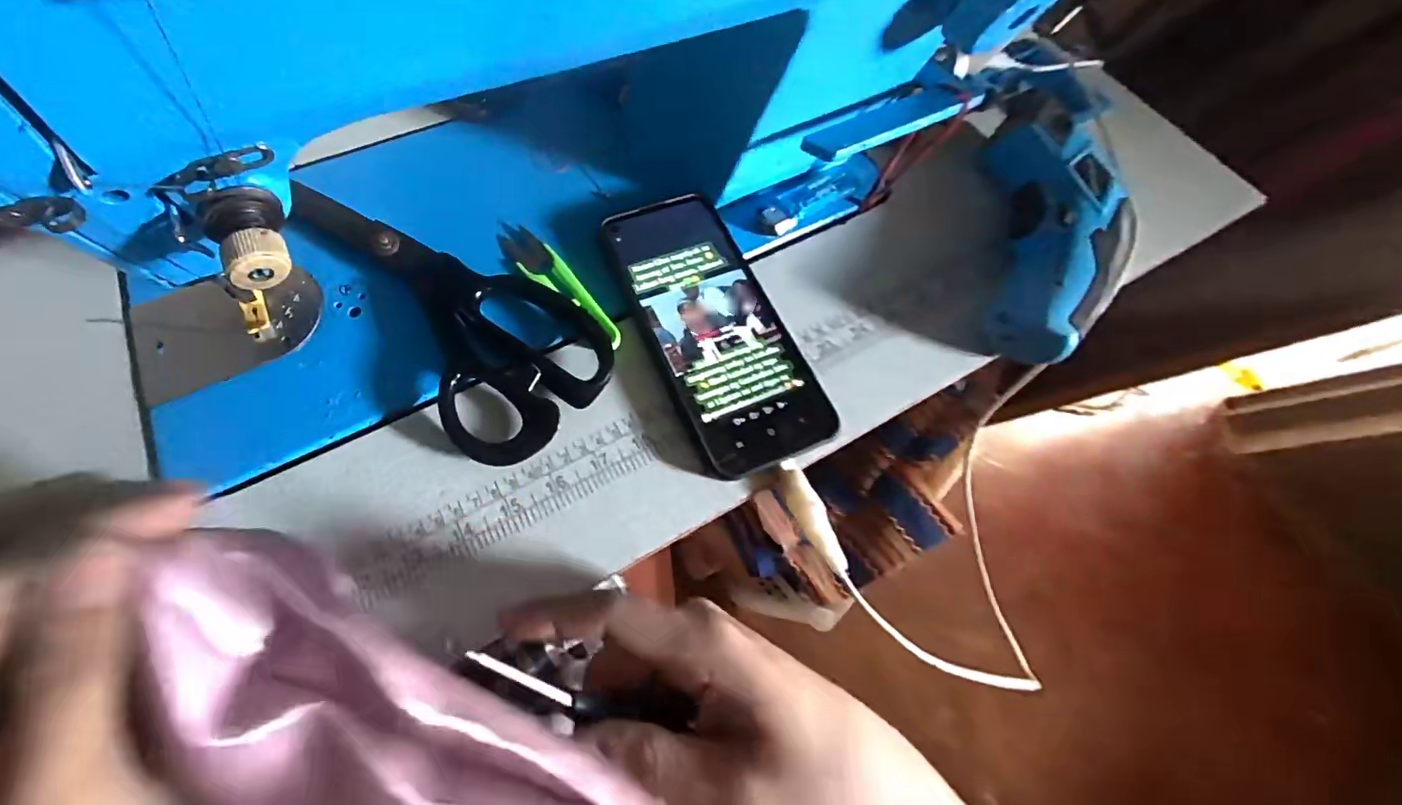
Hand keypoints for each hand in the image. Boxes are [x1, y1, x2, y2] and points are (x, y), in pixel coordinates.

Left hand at [0, 482, 199, 804]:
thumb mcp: (72, 791)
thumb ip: (74, 678)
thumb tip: (103, 549)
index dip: (83, 529)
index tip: (183, 507)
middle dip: (82, 514)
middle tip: (171, 503)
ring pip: (3, 566)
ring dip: (93, 530)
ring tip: (170, 519)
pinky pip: (33, 596)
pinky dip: (96, 562)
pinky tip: (147, 555)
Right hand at [502, 593, 960, 804]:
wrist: (900, 804)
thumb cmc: (821, 790)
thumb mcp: (726, 791)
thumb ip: (645, 759)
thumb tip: (580, 738)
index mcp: (700, 639)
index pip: (610, 615)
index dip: (553, 616)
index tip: (501, 627)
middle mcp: (702, 635)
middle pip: (616, 656)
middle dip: (584, 698)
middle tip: (564, 751)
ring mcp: (715, 659)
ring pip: (638, 685)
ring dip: (617, 723)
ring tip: (622, 771)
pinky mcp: (726, 685)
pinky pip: (667, 701)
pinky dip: (647, 730)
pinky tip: (655, 767)